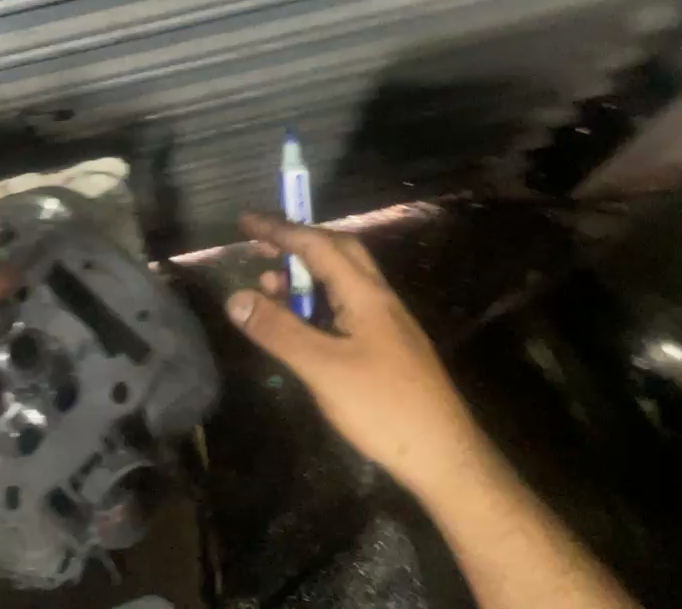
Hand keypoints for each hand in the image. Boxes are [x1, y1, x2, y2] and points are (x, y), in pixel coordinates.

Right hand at [225, 212, 485, 492]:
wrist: (447, 459)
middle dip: (298, 241)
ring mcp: (387, 323)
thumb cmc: (384, 407)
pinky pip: (347, 306)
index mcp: (365, 294)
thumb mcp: (322, 368)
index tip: (245, 221)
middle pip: (338, 251)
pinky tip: (303, 324)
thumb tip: (234, 297)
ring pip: (343, 280)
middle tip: (262, 246)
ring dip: (307, 274)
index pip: (317, 245)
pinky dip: (318, 301)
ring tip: (271, 288)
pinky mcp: (388, 347)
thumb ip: (278, 331)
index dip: (279, 230)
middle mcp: (379, 299)